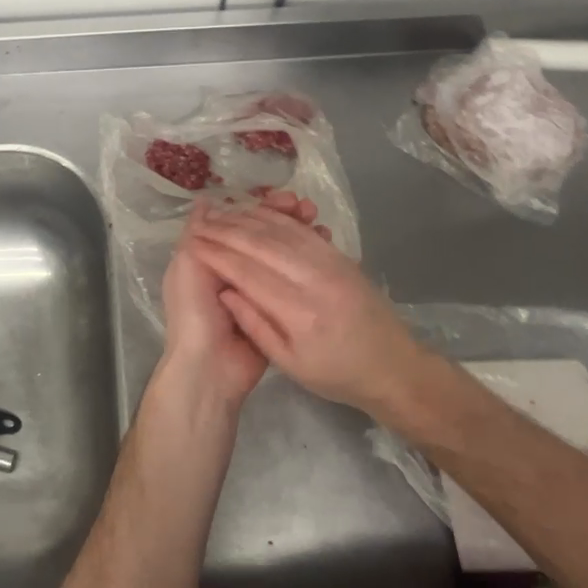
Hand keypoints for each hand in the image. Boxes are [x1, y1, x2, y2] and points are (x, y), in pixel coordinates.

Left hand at [158, 196, 300, 405]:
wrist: (211, 366)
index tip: (285, 197)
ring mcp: (259, 289)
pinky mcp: (278, 309)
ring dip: (300, 236)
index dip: (261, 208)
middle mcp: (236, 269)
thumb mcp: (188, 262)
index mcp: (213, 258)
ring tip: (319, 223)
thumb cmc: (194, 309)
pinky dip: (309, 264)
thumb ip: (199, 231)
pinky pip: (293, 281)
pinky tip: (325, 248)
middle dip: (286, 218)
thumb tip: (206, 200)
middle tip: (307, 207)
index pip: (241, 223)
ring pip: (282, 255)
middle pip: (264, 236)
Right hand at [186, 197, 419, 414]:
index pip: (247, 273)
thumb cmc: (338, 375)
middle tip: (198, 224)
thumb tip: (224, 292)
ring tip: (219, 214)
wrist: (395, 366)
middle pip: (260, 244)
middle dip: (225, 231)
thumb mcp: (291, 365)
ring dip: (245, 218)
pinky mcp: (339, 255)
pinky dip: (273, 217)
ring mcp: (330, 262)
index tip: (192, 245)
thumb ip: (255, 326)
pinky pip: (300, 229)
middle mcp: (314, 280)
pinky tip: (255, 212)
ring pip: (279, 230)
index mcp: (300, 313)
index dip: (216, 256)